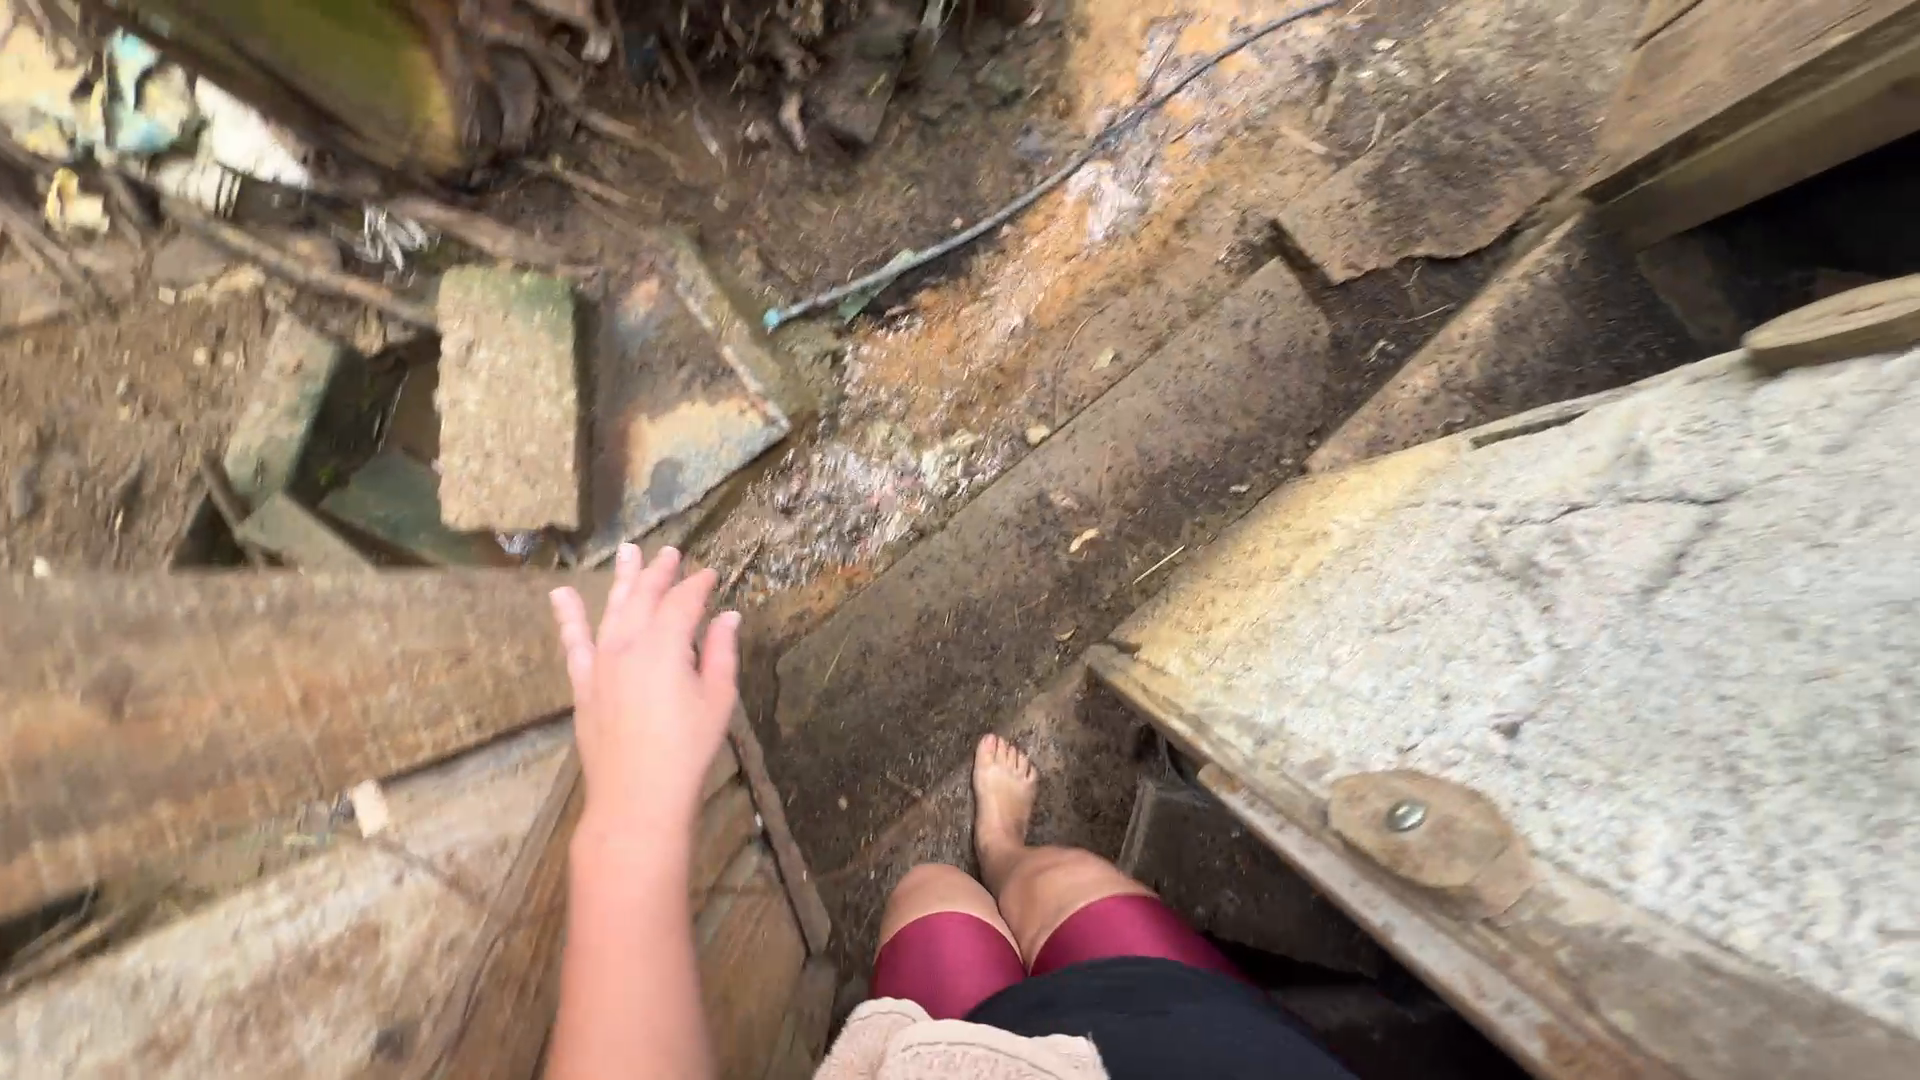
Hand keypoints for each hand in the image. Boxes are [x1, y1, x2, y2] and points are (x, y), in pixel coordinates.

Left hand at [549, 544, 741, 847]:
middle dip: (659, 573)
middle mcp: (629, 644)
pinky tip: (560, 596)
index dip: (698, 584)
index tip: (711, 573)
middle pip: (645, 597)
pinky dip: (568, 617)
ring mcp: (601, 663)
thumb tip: (728, 616)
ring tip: (627, 553)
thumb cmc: (688, 748)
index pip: (684, 602)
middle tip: (670, 552)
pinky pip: (574, 643)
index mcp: (666, 645)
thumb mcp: (718, 698)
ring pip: (612, 610)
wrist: (637, 796)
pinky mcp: (584, 684)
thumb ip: (721, 651)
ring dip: (621, 580)